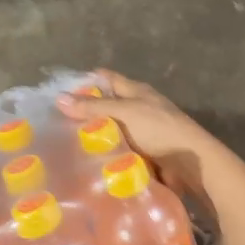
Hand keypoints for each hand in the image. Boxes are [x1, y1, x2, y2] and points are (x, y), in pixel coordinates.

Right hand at [56, 69, 225, 193]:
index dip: (87, 81)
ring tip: (63, 148)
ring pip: (111, 133)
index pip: (107, 79)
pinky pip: (119, 154)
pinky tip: (86, 166)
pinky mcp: (143, 156)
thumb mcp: (125, 113)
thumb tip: (59, 98)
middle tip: (54, 125)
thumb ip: (94, 108)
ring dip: (95, 139)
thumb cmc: (159, 129)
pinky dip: (106, 158)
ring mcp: (142, 133)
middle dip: (85, 115)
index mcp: (136, 92)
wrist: (190, 162)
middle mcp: (138, 109)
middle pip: (107, 108)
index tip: (61, 90)